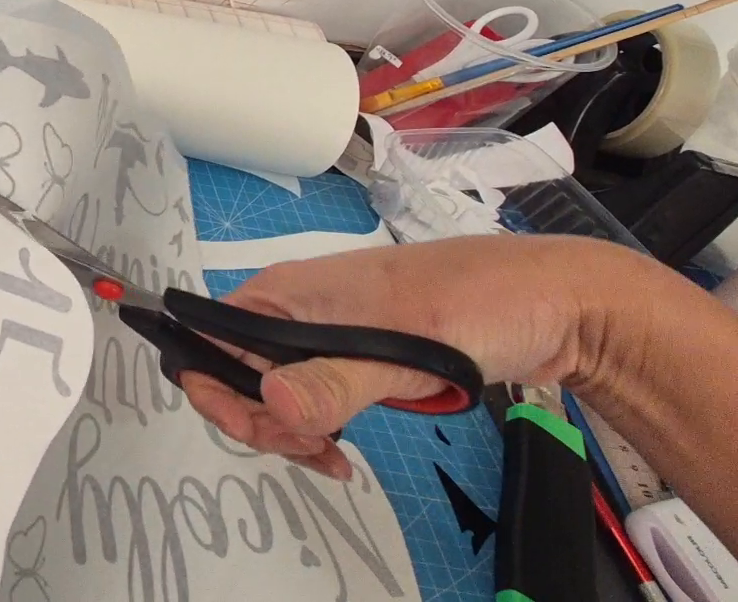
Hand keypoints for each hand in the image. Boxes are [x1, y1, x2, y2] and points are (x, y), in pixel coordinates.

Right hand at [178, 235, 658, 480]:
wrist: (547, 300)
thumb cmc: (467, 308)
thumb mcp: (400, 352)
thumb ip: (333, 382)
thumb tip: (272, 404)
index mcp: (277, 296)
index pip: (206, 341)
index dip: (215, 389)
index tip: (266, 431)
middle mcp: (283, 312)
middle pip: (232, 371)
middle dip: (259, 419)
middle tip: (315, 450)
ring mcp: (314, 334)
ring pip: (267, 388)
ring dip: (286, 429)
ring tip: (333, 457)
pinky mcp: (345, 355)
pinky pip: (304, 393)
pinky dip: (312, 425)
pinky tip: (340, 450)